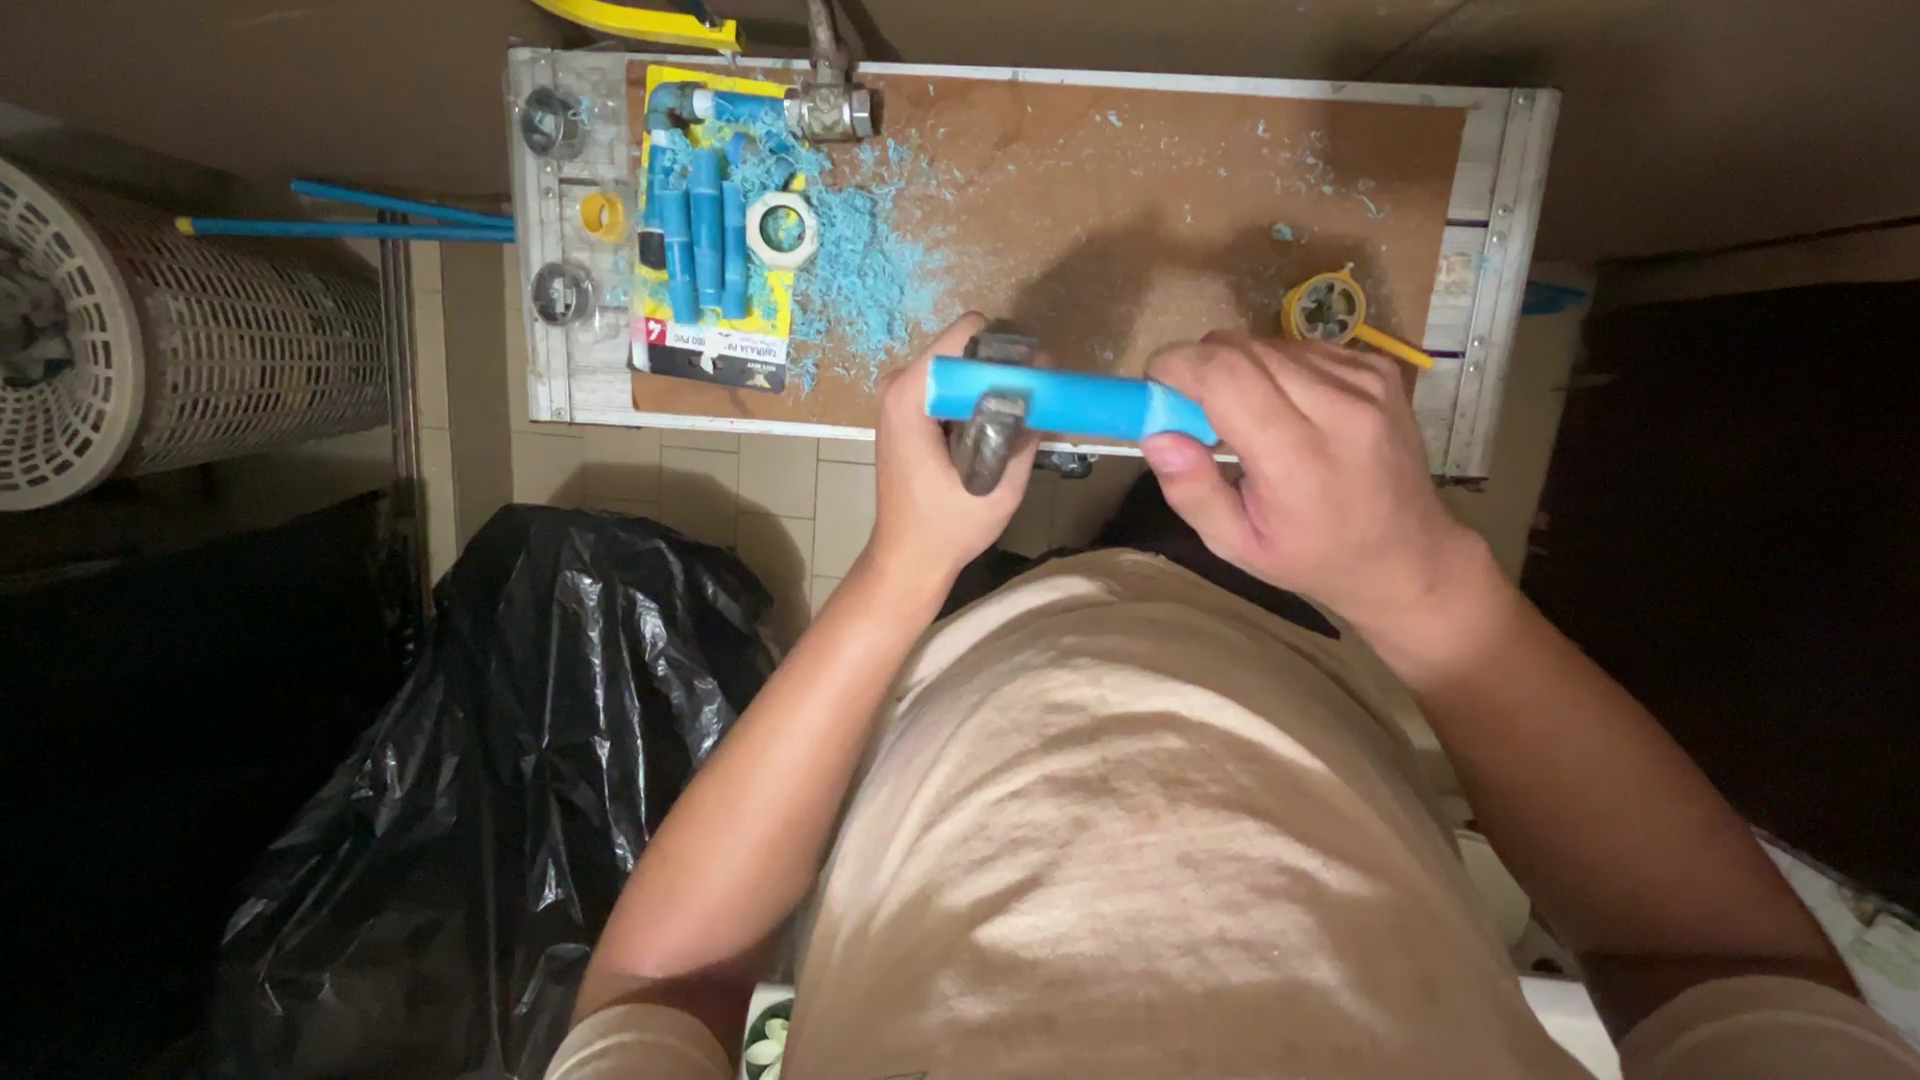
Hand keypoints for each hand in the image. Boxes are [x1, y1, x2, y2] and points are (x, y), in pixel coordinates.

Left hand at [864, 312, 1037, 591]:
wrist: (908, 557)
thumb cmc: (947, 528)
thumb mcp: (999, 485)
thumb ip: (1025, 433)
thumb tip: (1048, 389)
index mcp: (912, 394)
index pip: (967, 332)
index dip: (1007, 350)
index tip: (1032, 380)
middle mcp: (900, 384)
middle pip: (965, 347)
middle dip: (1003, 369)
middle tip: (1032, 405)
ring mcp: (900, 397)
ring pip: (962, 367)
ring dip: (993, 387)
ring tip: (1017, 422)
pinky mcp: (907, 412)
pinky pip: (952, 387)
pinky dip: (977, 400)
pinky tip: (996, 431)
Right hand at [1141, 333, 1488, 633]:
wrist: (1407, 554)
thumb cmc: (1312, 557)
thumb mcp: (1236, 545)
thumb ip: (1193, 491)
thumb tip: (1155, 434)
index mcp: (1298, 458)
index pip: (1225, 376)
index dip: (1177, 367)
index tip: (1153, 387)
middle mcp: (1338, 406)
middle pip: (1241, 349)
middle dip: (1199, 367)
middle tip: (1188, 410)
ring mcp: (1366, 381)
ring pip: (1268, 343)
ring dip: (1237, 369)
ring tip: (1242, 419)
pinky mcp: (1379, 368)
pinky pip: (1301, 348)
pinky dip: (1274, 369)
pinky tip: (1284, 409)